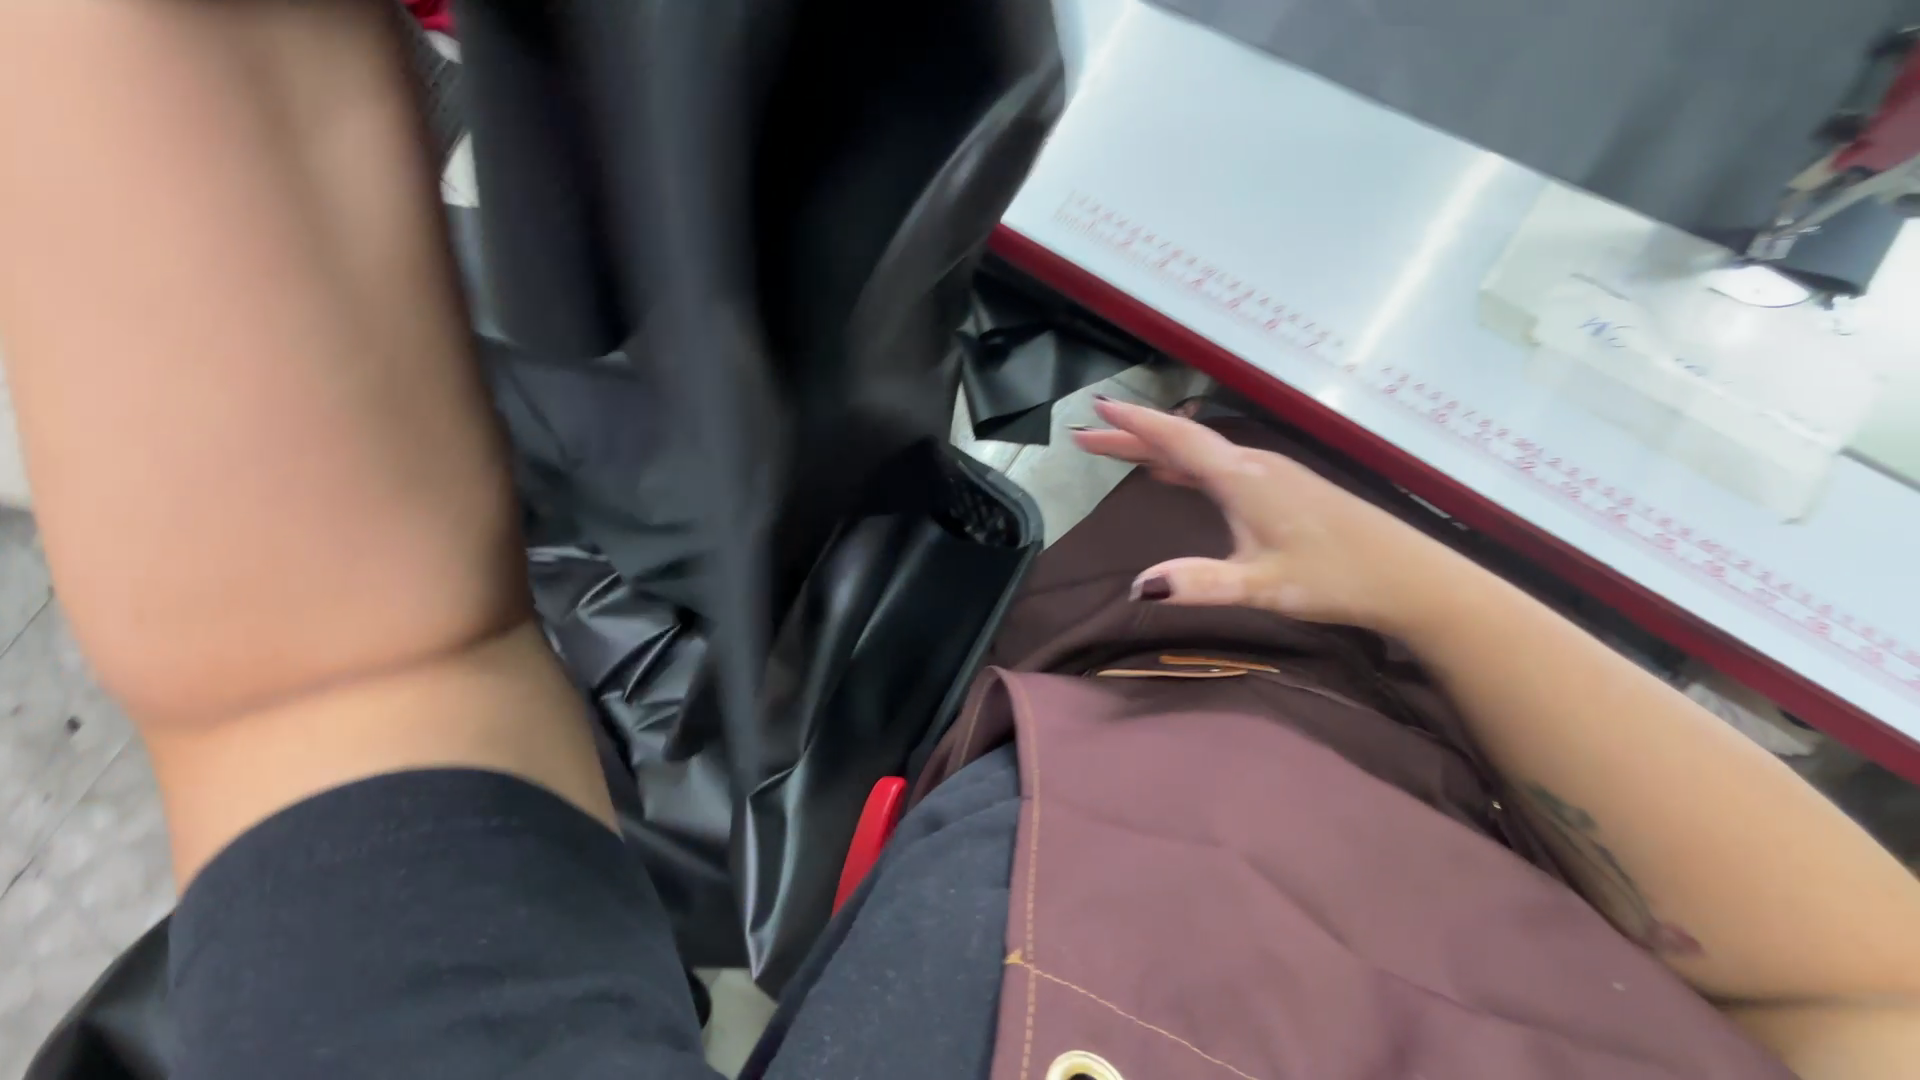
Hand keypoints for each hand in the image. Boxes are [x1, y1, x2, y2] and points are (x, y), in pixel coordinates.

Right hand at [1072, 398, 1466, 634]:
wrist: (1410, 578)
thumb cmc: (1337, 578)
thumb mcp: (1263, 586)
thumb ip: (1200, 584)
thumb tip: (1138, 587)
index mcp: (1243, 479)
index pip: (1178, 440)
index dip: (1135, 424)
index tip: (1096, 408)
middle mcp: (1254, 466)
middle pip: (1182, 443)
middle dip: (1132, 437)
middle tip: (1086, 434)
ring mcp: (1271, 475)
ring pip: (1201, 454)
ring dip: (1156, 450)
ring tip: (1118, 450)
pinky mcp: (1283, 488)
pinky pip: (1220, 466)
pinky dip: (1186, 465)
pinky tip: (1176, 476)